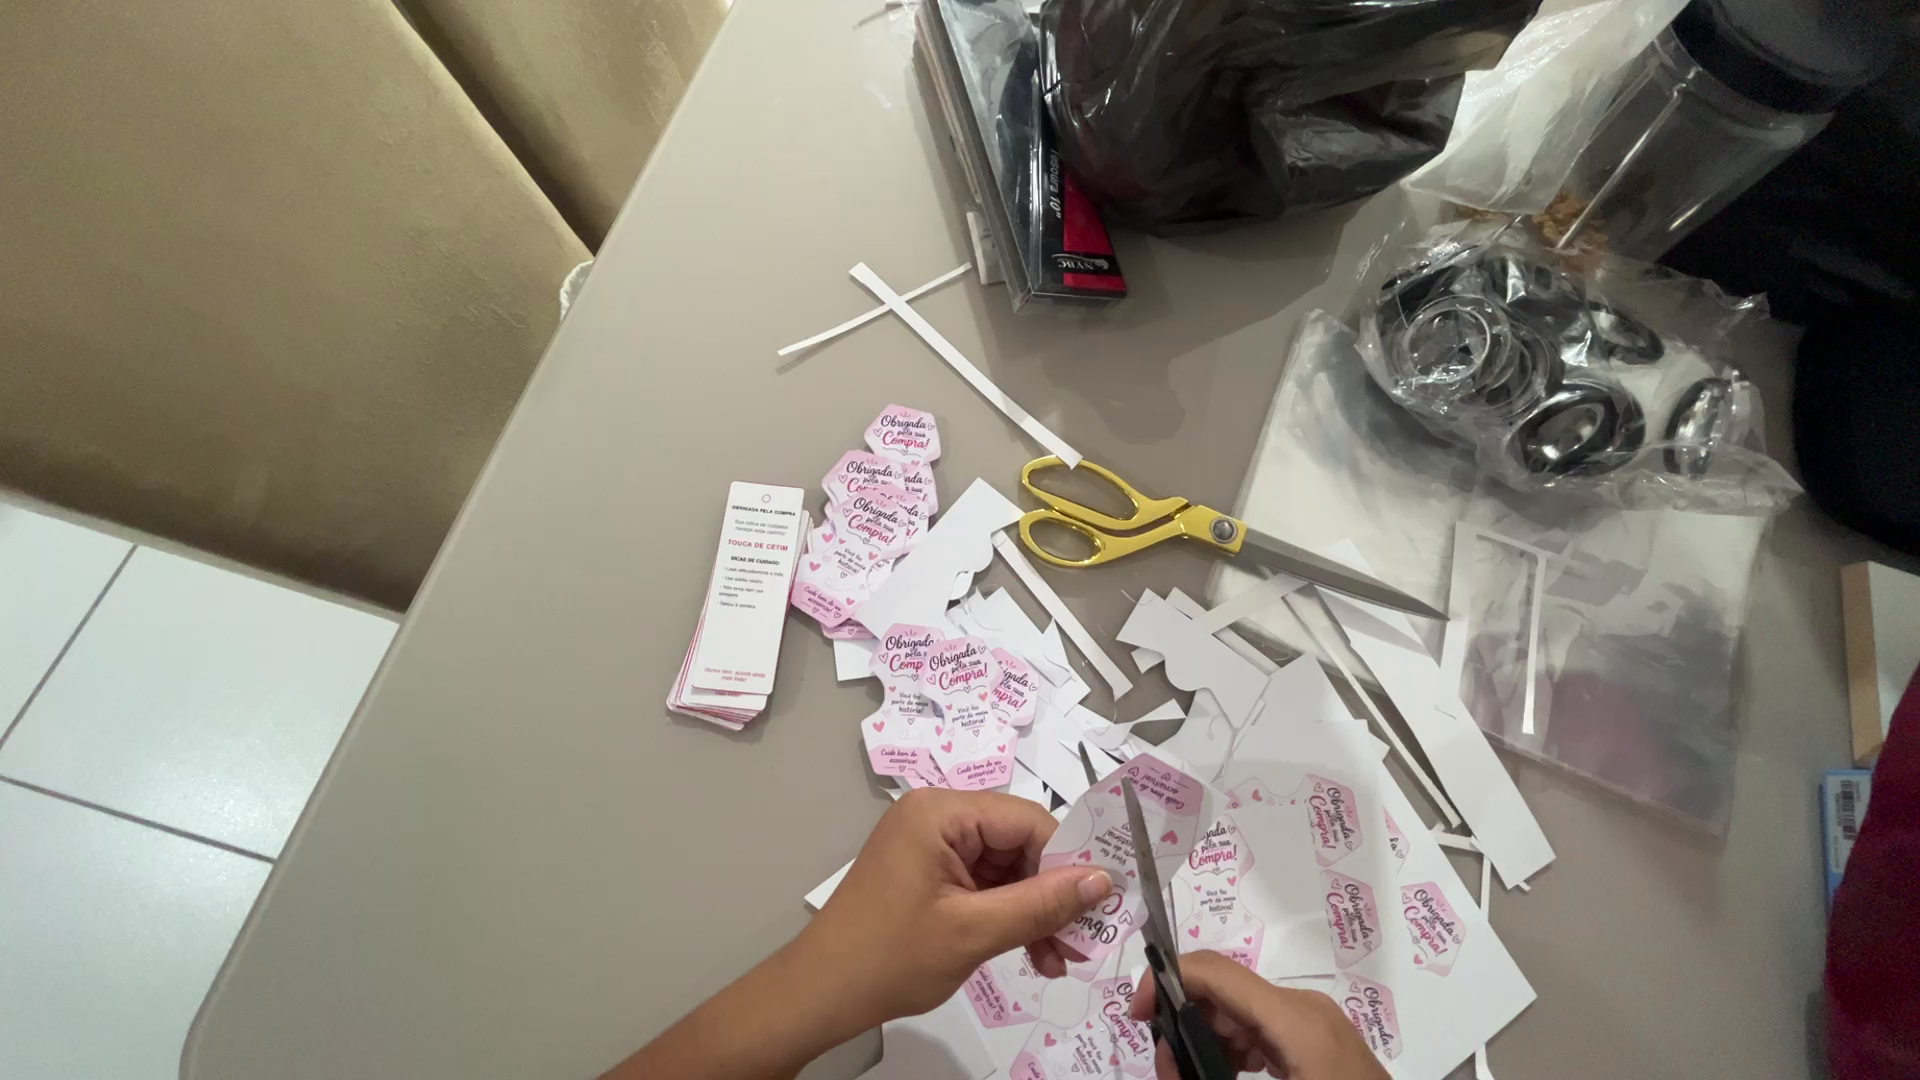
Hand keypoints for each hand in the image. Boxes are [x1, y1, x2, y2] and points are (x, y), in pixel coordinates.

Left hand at [795, 788, 1113, 1031]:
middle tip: (1080, 942)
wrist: (821, 993)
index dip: (1065, 859)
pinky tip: (1030, 952)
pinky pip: (983, 882)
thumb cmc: (891, 957)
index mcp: (940, 811)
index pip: (1025, 820)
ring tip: (1058, 959)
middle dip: (1050, 893)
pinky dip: (1007, 914)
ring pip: (1004, 866)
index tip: (1097, 903)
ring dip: (1032, 910)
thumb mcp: (974, 932)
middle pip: (1016, 842)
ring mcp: (932, 843)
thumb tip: (1102, 880)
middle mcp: (937, 815)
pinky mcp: (929, 869)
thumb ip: (1041, 904)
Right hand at [1129, 951, 1388, 1079]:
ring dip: (1203, 1038)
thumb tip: (1173, 1065)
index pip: (1216, 971)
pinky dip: (1230, 1048)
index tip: (1136, 1014)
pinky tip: (1218, 1072)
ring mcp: (1313, 1024)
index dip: (1166, 978)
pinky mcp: (1317, 1043)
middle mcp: (1303, 1009)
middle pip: (1222, 991)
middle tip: (1164, 1069)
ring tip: (1183, 1074)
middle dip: (1181, 1021)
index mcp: (1296, 1019)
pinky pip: (1260, 1030)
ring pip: (1238, 1011)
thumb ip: (1216, 1072)